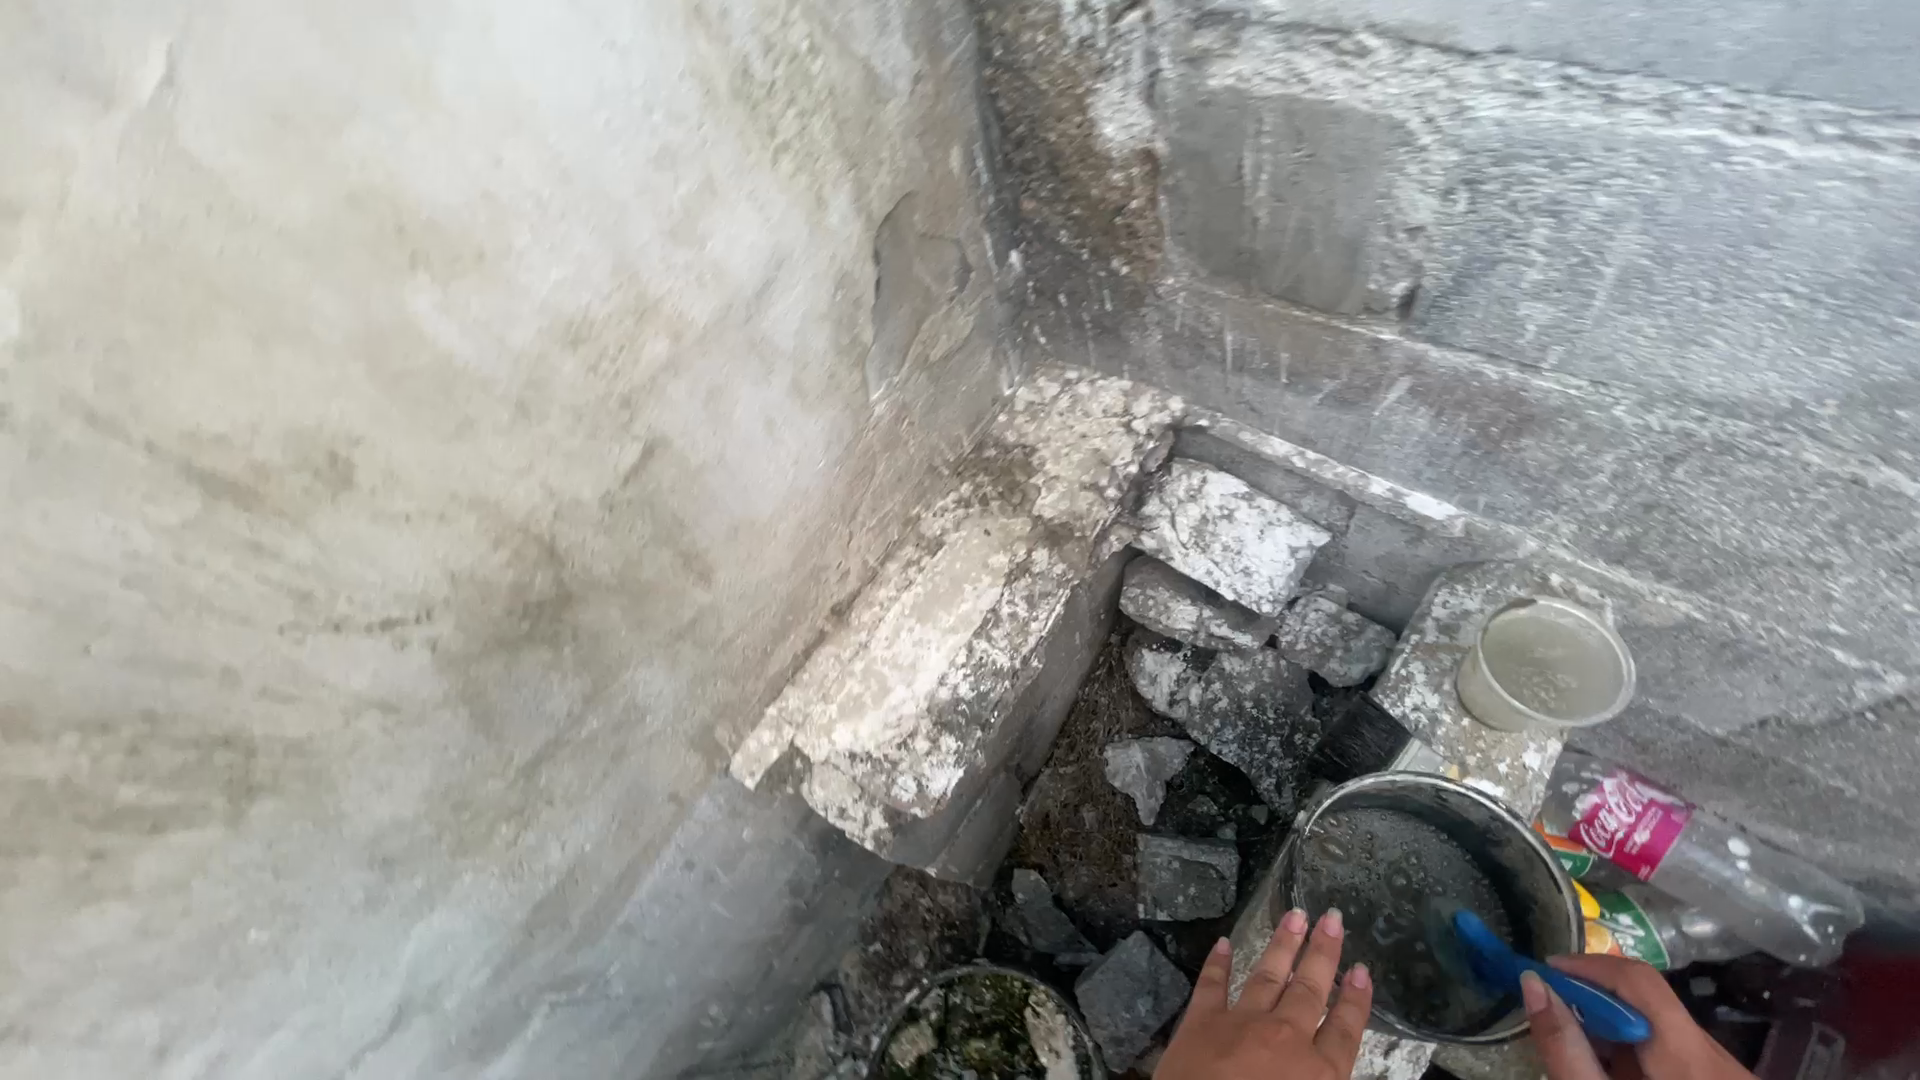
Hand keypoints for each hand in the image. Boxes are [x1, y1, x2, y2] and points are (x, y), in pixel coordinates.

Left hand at [1155, 908, 1373, 1079]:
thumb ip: (1325, 1078)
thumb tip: (1330, 1065)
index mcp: (1318, 1074)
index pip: (1346, 1031)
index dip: (1356, 1000)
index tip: (1363, 969)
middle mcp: (1285, 1038)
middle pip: (1310, 989)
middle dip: (1323, 952)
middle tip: (1331, 916)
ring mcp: (1241, 1022)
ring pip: (1267, 975)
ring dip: (1282, 944)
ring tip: (1294, 915)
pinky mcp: (1202, 1019)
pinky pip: (1212, 984)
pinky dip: (1218, 962)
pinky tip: (1223, 942)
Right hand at [1524, 954, 1756, 1079]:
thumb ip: (1563, 1045)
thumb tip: (1531, 982)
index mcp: (1693, 1063)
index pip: (1639, 980)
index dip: (1587, 967)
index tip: (1544, 976)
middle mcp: (1725, 1064)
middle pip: (1651, 1004)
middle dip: (1595, 1004)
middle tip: (1555, 1019)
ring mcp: (1735, 1079)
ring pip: (1665, 1028)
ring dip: (1617, 1030)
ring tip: (1587, 1059)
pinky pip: (1682, 1052)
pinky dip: (1642, 1053)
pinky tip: (1621, 1077)